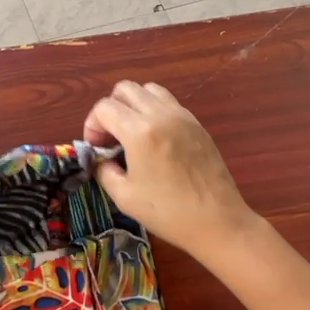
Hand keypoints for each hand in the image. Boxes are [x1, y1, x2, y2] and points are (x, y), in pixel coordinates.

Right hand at [84, 81, 256, 255]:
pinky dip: (154, 111)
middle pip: (125, 89)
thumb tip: (101, 158)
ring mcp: (182, 116)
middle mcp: (161, 114)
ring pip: (148, 90)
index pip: (104, 107)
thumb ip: (104, 170)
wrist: (217, 220)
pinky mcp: (197, 124)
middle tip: (111, 138)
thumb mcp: (124, 196)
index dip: (92, 125)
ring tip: (132, 134)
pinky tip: (155, 140)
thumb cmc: (167, 212)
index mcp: (139, 131)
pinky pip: (168, 102)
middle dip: (110, 109)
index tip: (97, 148)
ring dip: (133, 105)